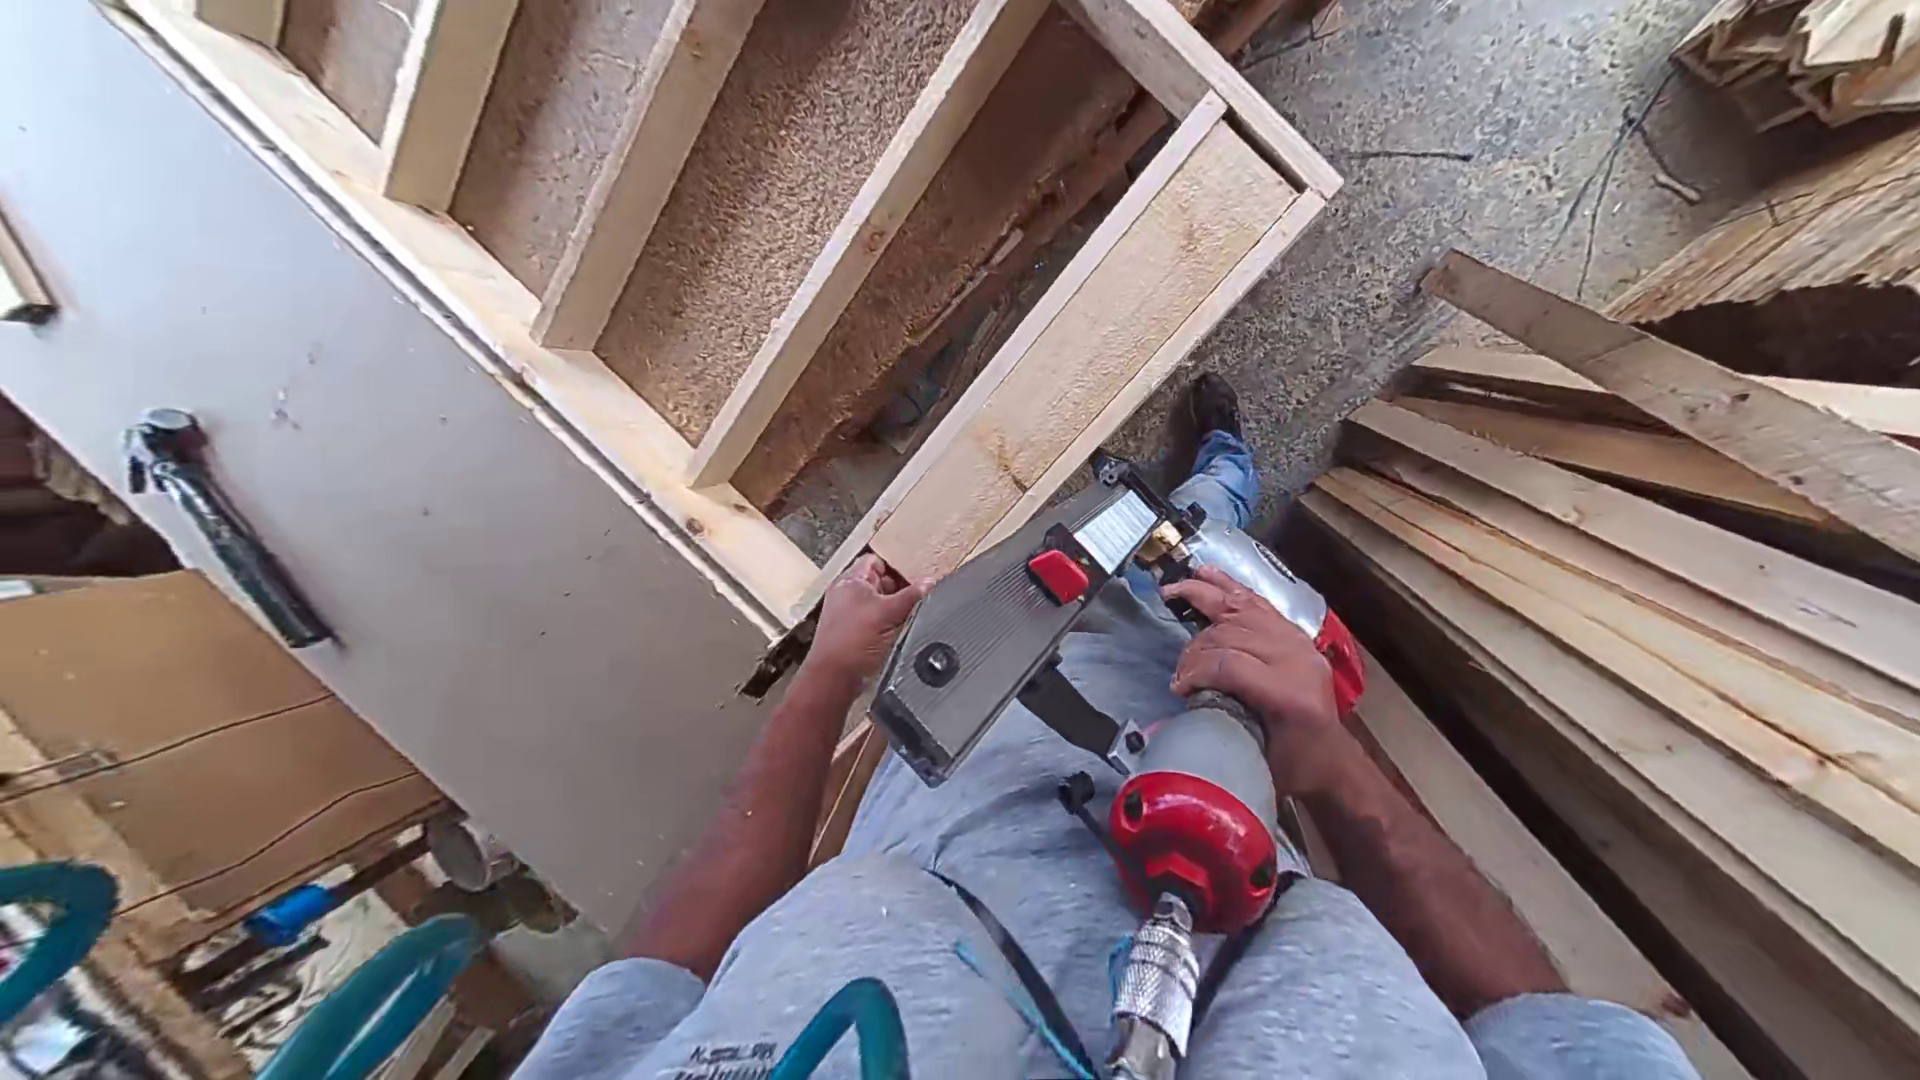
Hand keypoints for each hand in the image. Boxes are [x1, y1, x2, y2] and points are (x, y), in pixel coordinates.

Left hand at [807, 554, 932, 686]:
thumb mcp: (888, 613)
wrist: (835, 677)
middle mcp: (847, 595)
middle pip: (878, 581)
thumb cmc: (852, 641)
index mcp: (850, 582)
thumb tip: (929, 582)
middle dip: (897, 587)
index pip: (874, 561)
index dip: (893, 565)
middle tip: (917, 593)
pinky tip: (900, 627)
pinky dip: (887, 621)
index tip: (913, 572)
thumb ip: (911, 595)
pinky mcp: (854, 632)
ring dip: (893, 606)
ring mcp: (849, 614)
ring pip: (878, 601)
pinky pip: (875, 619)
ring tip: (911, 610)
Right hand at [1162, 566, 1355, 794]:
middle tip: (1180, 671)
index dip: (1195, 671)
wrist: (1332, 764)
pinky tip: (1209, 576)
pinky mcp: (1294, 635)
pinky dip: (1230, 588)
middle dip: (1195, 648)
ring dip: (1205, 599)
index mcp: (1290, 694)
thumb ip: (1215, 721)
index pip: (1229, 664)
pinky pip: (1257, 603)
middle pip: (1231, 633)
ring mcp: (1297, 642)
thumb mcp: (1252, 754)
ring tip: (1175, 591)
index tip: (1178, 689)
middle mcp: (1296, 659)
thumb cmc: (1292, 768)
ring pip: (1242, 610)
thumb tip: (1170, 705)